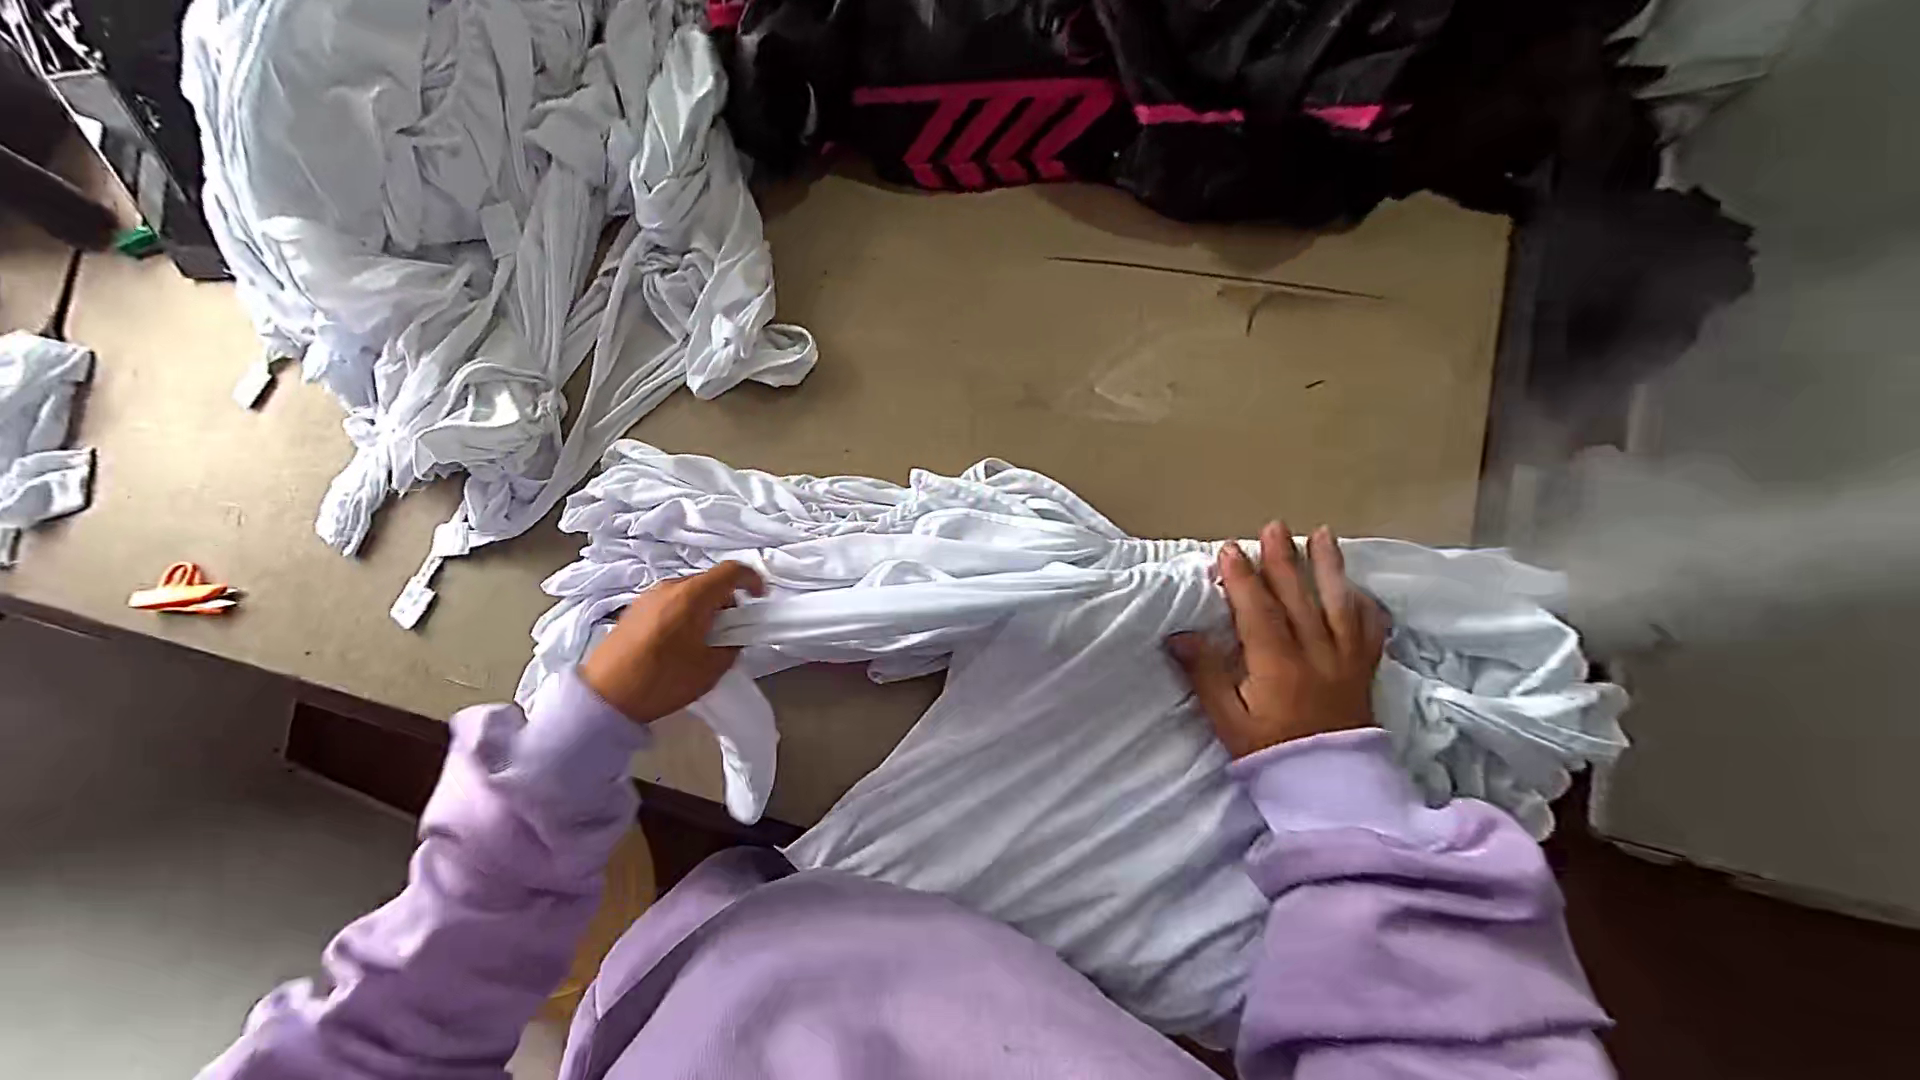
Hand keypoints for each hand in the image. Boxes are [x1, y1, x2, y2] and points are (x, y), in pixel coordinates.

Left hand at [580, 562, 766, 724]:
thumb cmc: (661, 680)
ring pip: (690, 591)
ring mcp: (649, 596)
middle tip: (733, 628)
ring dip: (705, 606)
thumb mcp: (711, 668)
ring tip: (707, 637)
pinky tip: (682, 640)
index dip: (752, 580)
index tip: (759, 597)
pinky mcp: (635, 609)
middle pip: (710, 581)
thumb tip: (733, 636)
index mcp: (693, 596)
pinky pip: (671, 600)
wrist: (604, 696)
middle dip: (728, 599)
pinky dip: (685, 611)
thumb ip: (732, 645)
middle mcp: (670, 587)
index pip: (732, 571)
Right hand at [1169, 522, 1386, 757]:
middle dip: (1283, 559)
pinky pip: (1370, 629)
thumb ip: (1206, 674)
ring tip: (1323, 535)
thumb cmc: (1269, 751)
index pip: (1257, 610)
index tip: (1228, 549)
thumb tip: (1180, 635)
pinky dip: (1364, 603)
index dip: (1241, 578)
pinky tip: (1356, 586)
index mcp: (1277, 665)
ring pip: (1339, 604)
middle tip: (1273, 527)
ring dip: (1328, 566)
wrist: (1328, 786)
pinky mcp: (1364, 669)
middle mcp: (1316, 654)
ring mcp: (1346, 660)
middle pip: (1298, 597)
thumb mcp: (1227, 718)